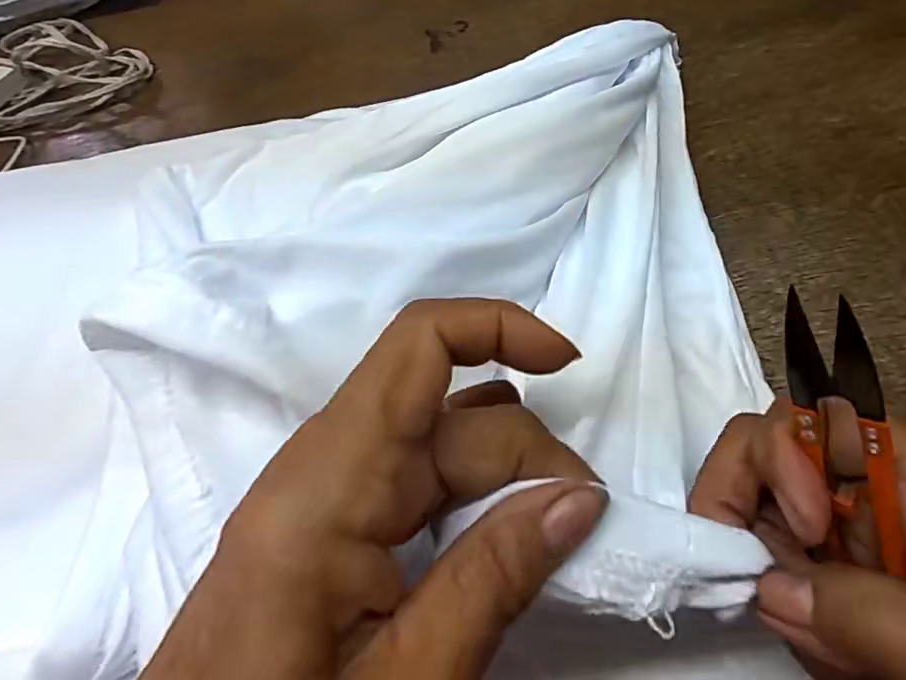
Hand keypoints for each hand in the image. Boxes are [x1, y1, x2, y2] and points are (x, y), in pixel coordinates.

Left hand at [144, 299, 607, 679]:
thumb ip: (493, 580)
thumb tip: (581, 497)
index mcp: (327, 484)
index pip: (419, 344)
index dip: (500, 327)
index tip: (567, 363)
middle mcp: (325, 467)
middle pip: (454, 411)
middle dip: (528, 451)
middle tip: (579, 521)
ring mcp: (328, 496)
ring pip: (445, 446)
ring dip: (508, 476)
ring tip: (549, 534)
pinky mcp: (333, 528)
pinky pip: (424, 483)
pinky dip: (479, 498)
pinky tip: (507, 537)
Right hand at [689, 400, 905, 678]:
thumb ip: (891, 618)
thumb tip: (767, 587)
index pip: (843, 418)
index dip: (798, 445)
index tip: (806, 524)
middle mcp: (887, 506)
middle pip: (788, 446)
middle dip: (753, 486)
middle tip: (750, 565)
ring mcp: (859, 555)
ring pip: (768, 506)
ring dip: (749, 546)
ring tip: (783, 617)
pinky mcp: (838, 607)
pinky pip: (774, 573)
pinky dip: (757, 593)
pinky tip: (788, 633)